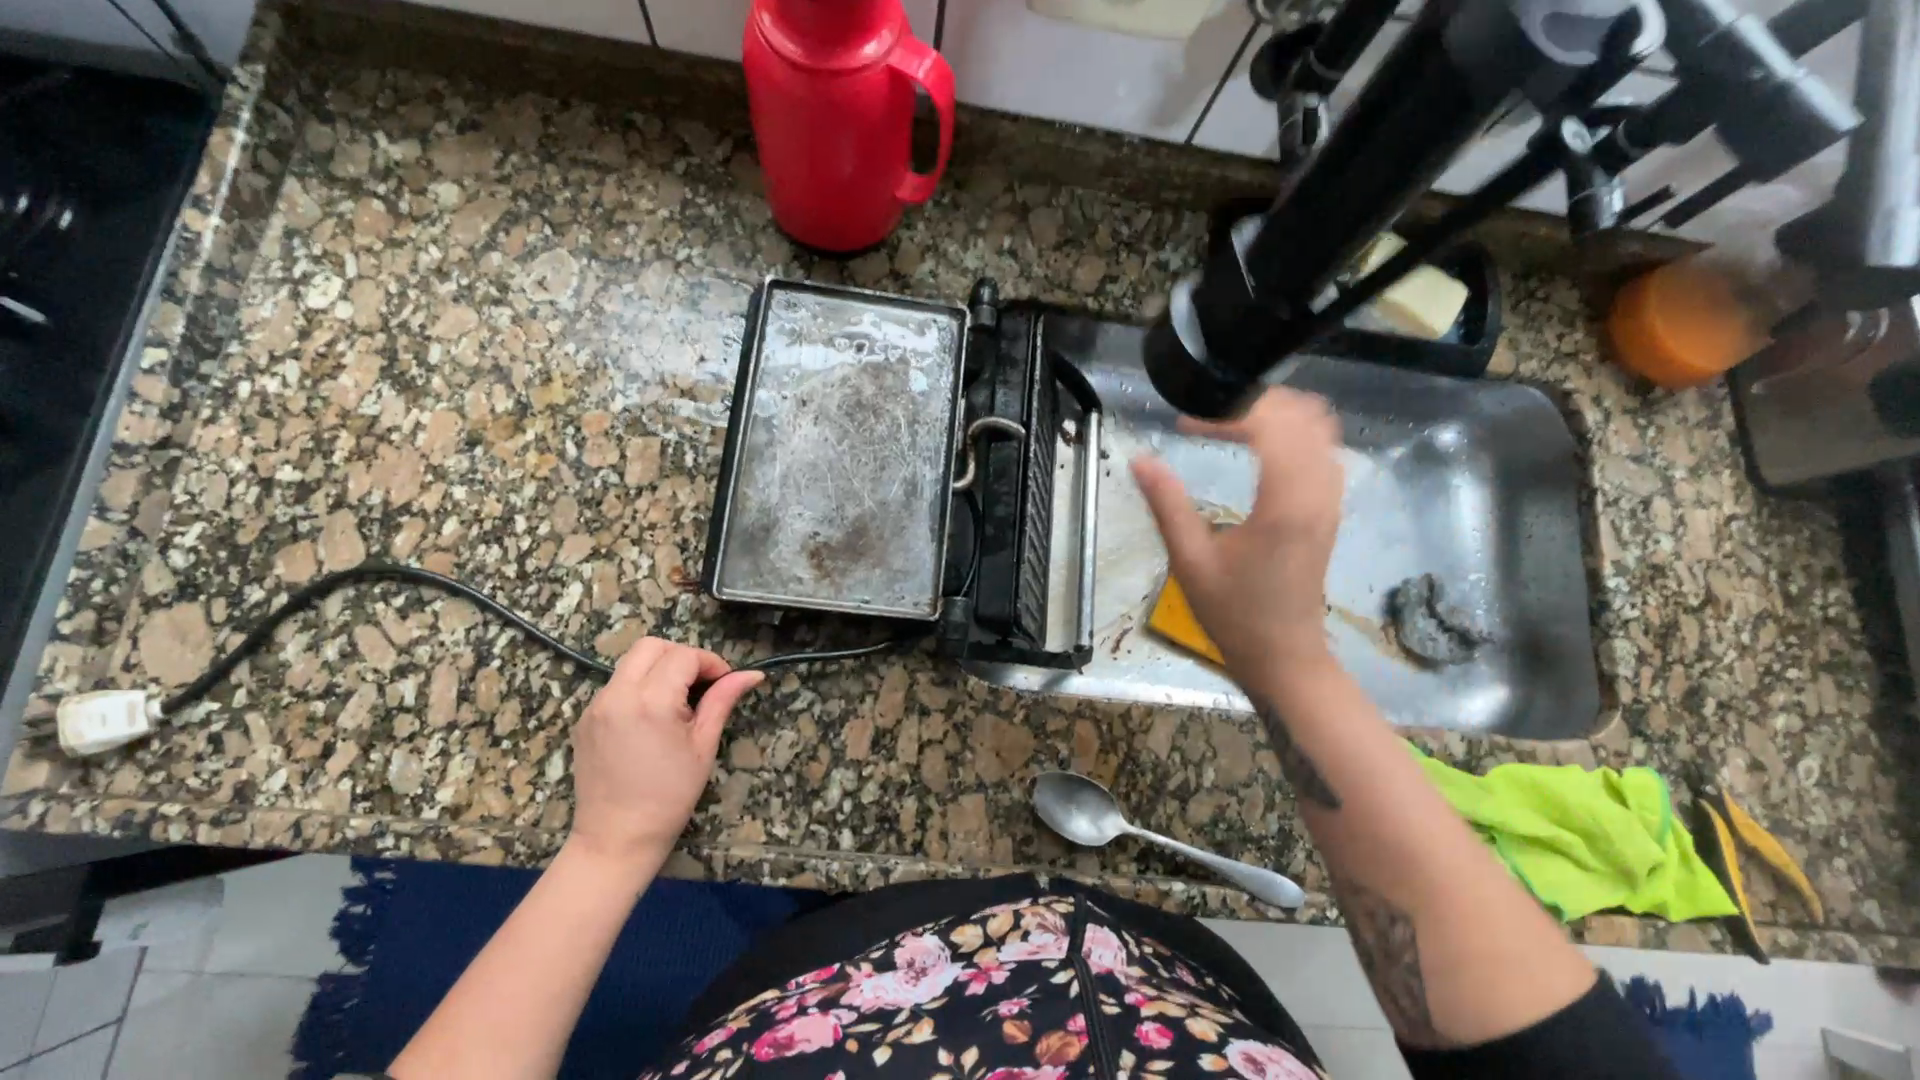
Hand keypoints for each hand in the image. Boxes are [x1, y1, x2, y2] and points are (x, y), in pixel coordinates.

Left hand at [567, 637, 763, 869]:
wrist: (617, 837)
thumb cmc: (670, 796)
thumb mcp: (703, 745)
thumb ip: (722, 700)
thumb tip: (753, 674)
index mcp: (652, 701)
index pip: (684, 656)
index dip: (711, 663)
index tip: (724, 682)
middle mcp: (618, 694)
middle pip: (652, 646)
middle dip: (681, 656)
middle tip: (699, 685)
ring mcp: (595, 705)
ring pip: (630, 662)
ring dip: (658, 669)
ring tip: (675, 703)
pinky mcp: (584, 719)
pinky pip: (615, 686)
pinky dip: (637, 688)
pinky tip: (650, 720)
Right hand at [1131, 388, 1344, 682]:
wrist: (1284, 655)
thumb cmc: (1234, 613)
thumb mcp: (1190, 560)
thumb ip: (1167, 504)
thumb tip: (1140, 459)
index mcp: (1284, 502)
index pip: (1268, 424)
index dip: (1227, 410)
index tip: (1186, 424)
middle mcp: (1317, 491)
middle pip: (1300, 414)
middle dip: (1253, 403)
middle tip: (1208, 415)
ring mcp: (1331, 498)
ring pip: (1319, 427)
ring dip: (1278, 414)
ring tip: (1231, 421)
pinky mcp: (1331, 508)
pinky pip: (1324, 448)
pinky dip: (1295, 433)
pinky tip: (1261, 446)